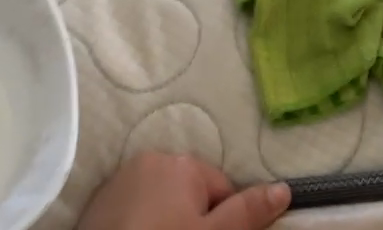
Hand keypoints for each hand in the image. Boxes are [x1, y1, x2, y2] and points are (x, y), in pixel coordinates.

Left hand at [77, 153, 291, 229]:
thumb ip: (247, 213)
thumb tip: (284, 188)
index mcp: (183, 164)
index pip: (222, 190)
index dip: (223, 223)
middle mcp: (151, 159)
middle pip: (190, 192)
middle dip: (193, 220)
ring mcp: (121, 179)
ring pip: (161, 200)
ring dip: (165, 221)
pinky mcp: (98, 201)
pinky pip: (133, 208)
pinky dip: (139, 224)